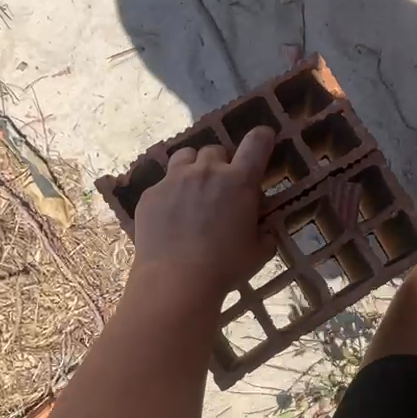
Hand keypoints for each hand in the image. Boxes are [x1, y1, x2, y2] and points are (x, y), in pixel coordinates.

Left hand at [131, 127, 275, 304]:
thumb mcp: (259, 252)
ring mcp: (175, 180)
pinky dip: (171, 193)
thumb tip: (264, 230)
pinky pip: (163, 183)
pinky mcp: (151, 194)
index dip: (262, 137)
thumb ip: (265, 233)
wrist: (175, 280)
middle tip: (222, 185)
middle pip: (216, 149)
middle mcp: (207, 171)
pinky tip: (172, 216)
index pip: (256, 142)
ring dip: (194, 167)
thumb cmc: (225, 267)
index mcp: (239, 181)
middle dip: (222, 163)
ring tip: (194, 189)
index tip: (264, 139)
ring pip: (186, 156)